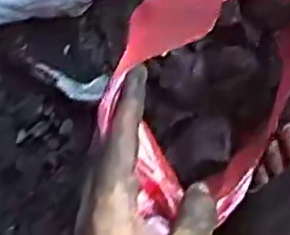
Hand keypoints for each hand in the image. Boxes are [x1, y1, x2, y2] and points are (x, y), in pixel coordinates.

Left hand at [78, 66, 215, 234]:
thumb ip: (194, 219)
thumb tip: (200, 190)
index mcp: (109, 203)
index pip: (118, 139)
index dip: (129, 102)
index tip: (137, 69)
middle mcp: (92, 209)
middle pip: (102, 152)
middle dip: (117, 117)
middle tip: (135, 86)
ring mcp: (88, 227)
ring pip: (101, 173)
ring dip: (117, 143)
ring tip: (137, 121)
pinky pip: (106, 191)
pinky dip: (120, 168)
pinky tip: (137, 175)